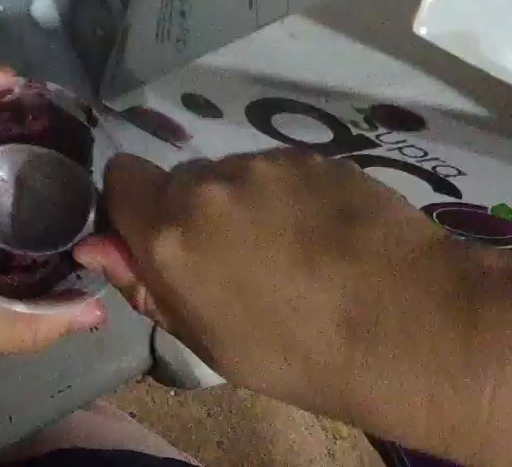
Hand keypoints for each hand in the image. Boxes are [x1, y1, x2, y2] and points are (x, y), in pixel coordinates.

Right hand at [74, 150, 488, 413]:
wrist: (416, 327)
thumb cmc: (302, 355)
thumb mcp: (208, 341)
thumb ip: (145, 285)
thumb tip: (95, 247)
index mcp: (169, 231)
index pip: (119, 178)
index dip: (132, 205)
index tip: (159, 239)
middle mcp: (205, 184)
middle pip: (177, 180)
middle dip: (192, 212)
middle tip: (235, 260)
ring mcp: (260, 163)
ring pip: (229, 176)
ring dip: (242, 204)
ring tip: (291, 251)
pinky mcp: (308, 155)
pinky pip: (276, 170)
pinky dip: (286, 196)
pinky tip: (325, 235)